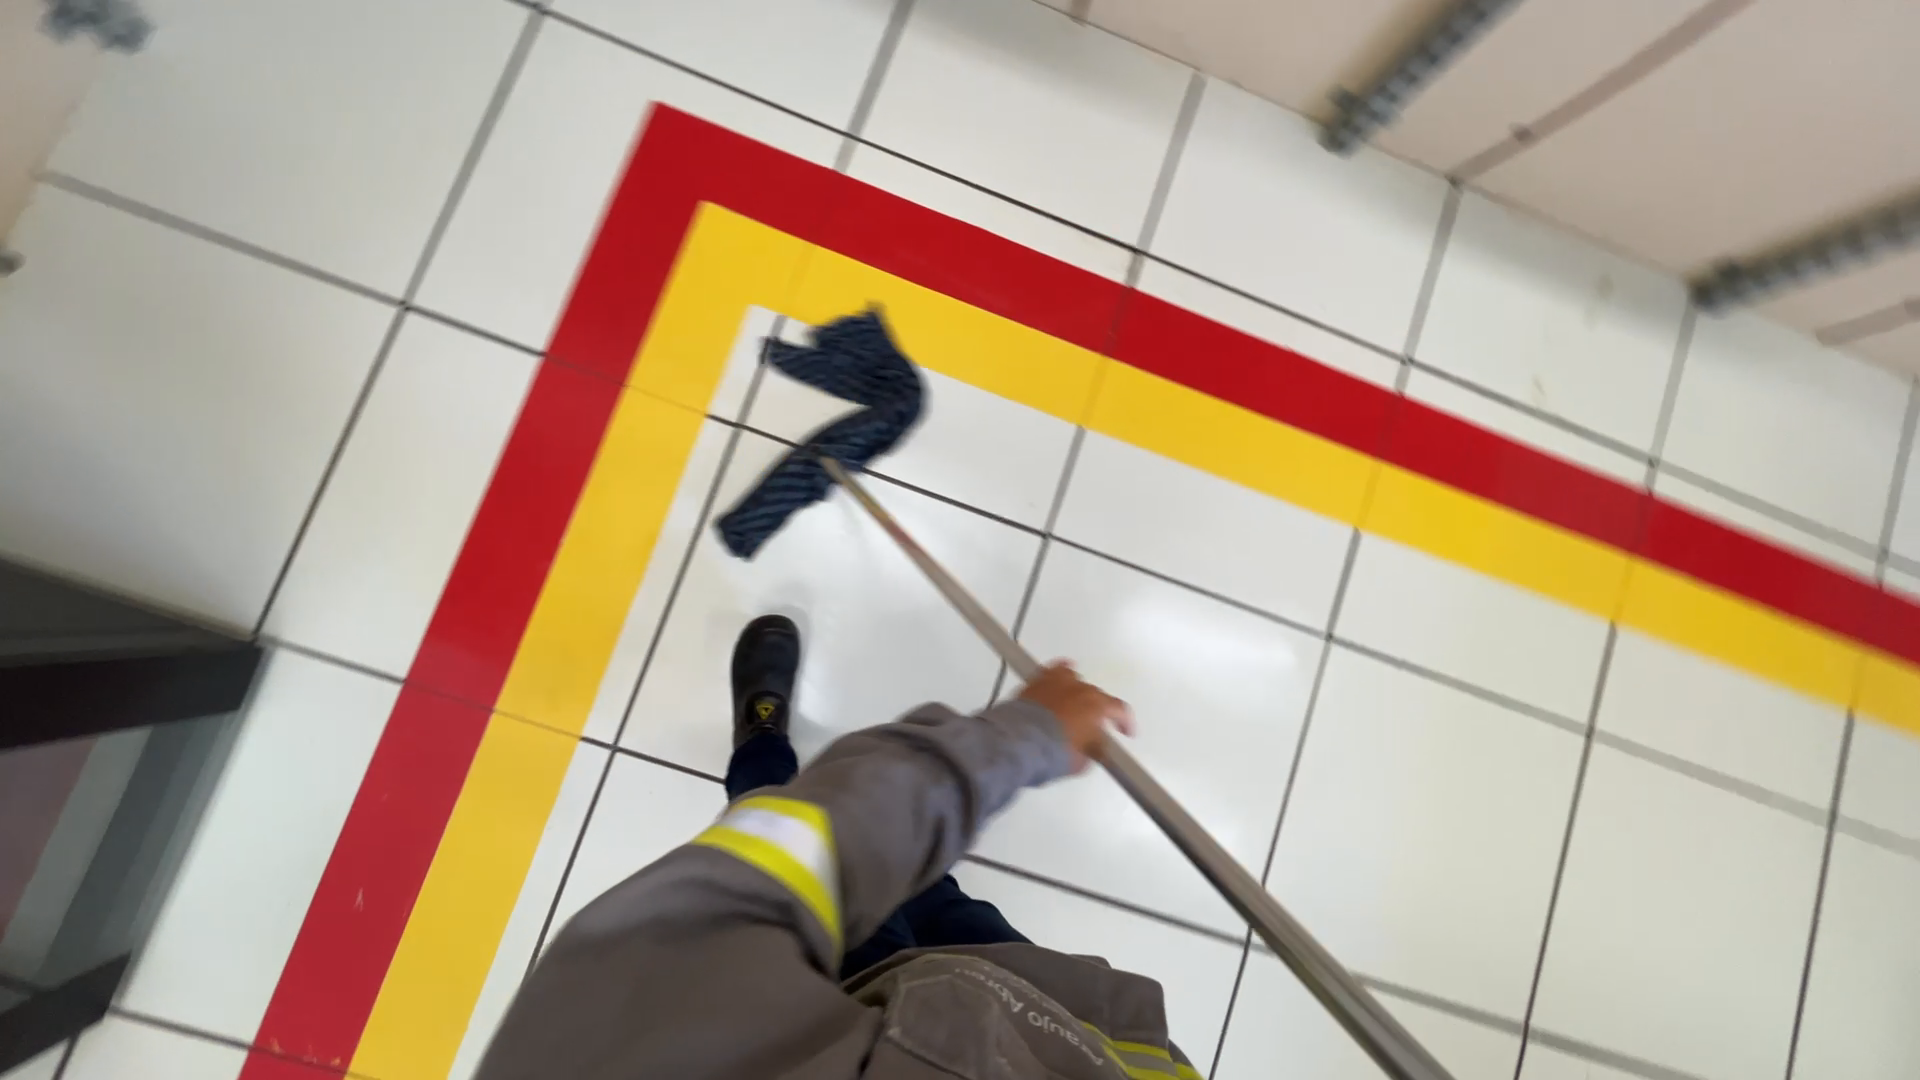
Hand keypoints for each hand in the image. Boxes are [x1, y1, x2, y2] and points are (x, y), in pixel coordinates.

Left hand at [1017, 661, 1133, 772]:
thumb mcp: (1081, 761)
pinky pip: (1053, 671)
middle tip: (1093, 727)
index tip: (1127, 731)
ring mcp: (1058, 682)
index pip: (1120, 710)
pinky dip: (1059, 674)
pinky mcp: (1038, 681)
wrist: (1020, 741)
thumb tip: (1093, 750)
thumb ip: (1093, 750)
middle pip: (1096, 696)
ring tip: (1075, 706)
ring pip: (1075, 680)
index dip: (1126, 722)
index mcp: (1096, 706)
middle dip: (1097, 711)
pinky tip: (1060, 676)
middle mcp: (1080, 689)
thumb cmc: (1053, 750)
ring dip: (1077, 693)